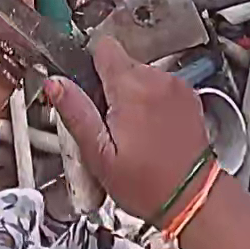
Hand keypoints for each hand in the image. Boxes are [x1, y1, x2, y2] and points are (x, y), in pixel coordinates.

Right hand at [44, 37, 212, 220]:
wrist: (195, 201)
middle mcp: (156, 79)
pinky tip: (150, 129)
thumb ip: (75, 113)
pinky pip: (159, 85)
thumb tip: (54, 83)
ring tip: (132, 131)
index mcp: (131, 88)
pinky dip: (151, 100)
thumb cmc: (147, 184)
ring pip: (139, 74)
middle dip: (109, 86)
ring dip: (131, 94)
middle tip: (109, 124)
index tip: (90, 91)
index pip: (103, 47)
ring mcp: (174, 86)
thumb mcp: (99, 155)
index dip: (91, 67)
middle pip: (120, 63)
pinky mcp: (186, 95)